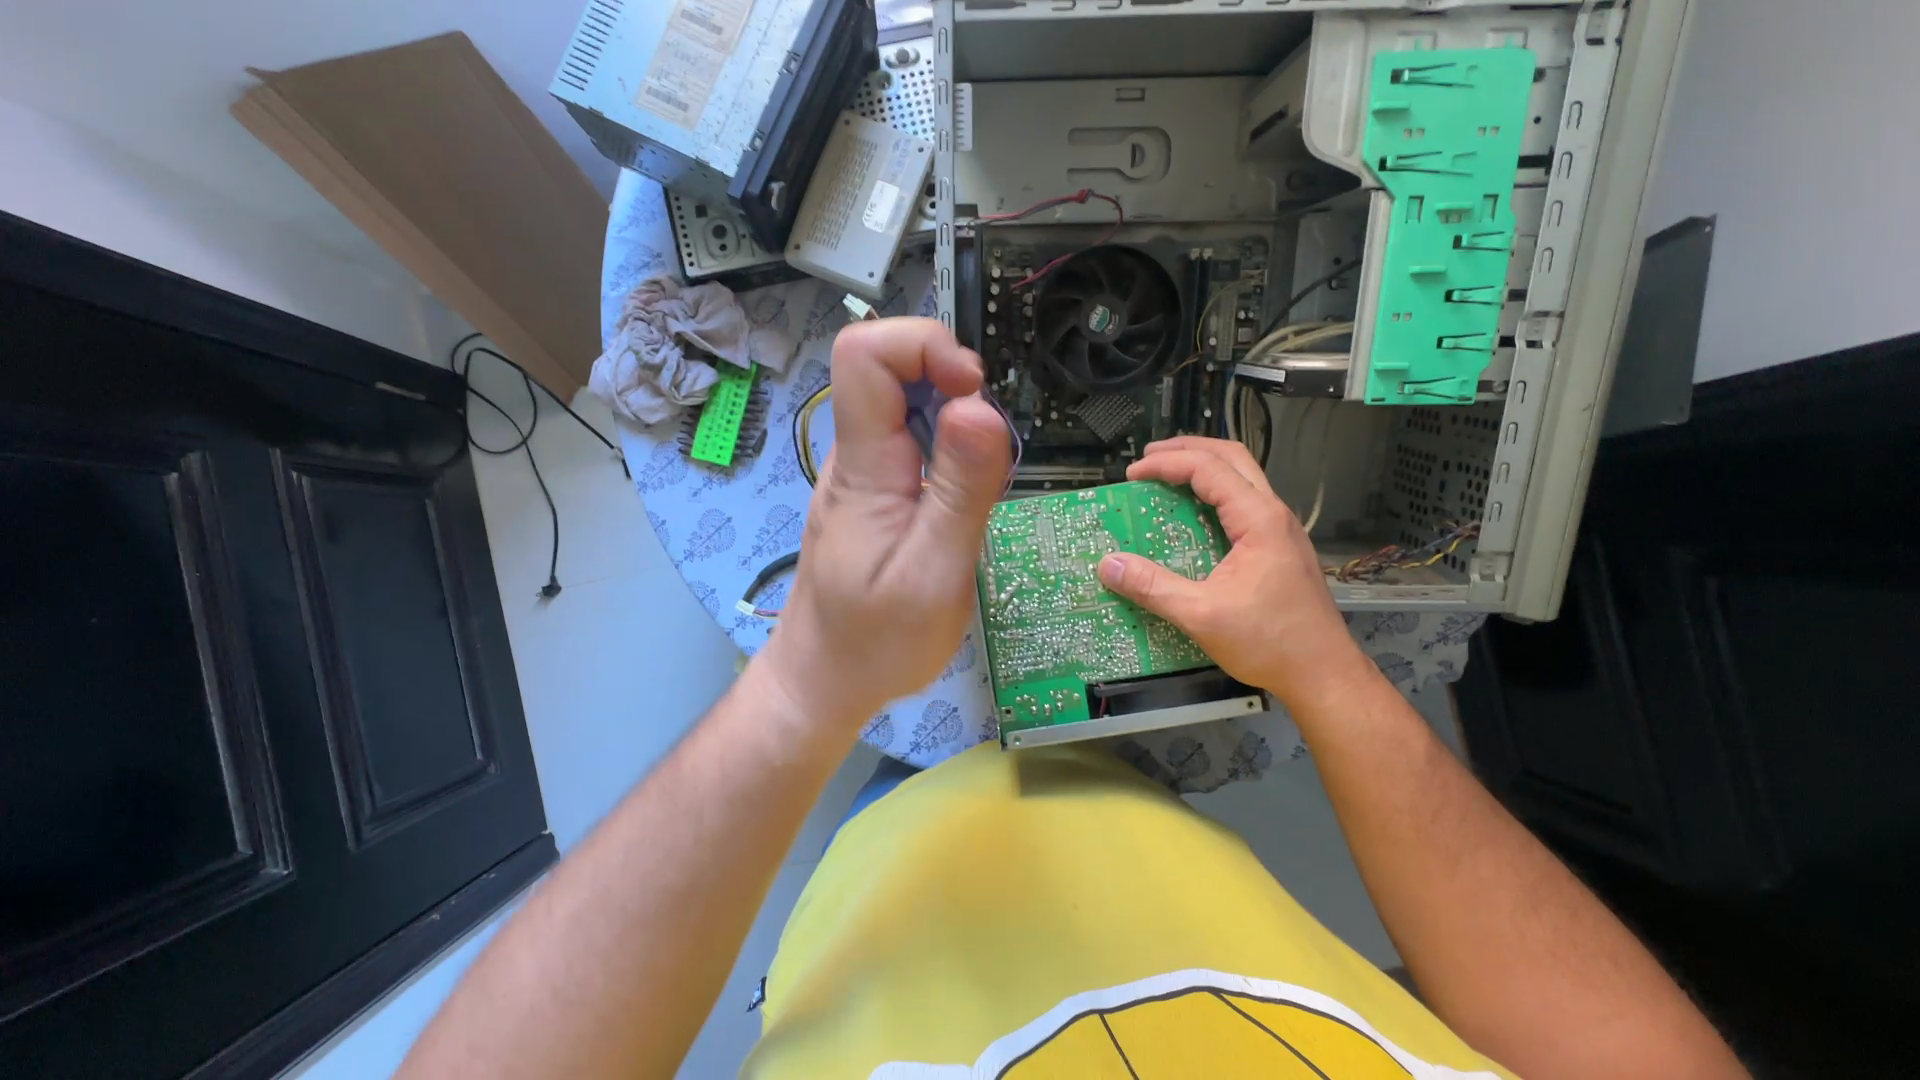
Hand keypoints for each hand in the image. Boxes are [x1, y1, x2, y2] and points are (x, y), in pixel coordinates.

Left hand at [757, 318, 1009, 726]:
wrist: (824, 681)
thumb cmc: (877, 641)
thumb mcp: (934, 573)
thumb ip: (961, 489)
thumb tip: (979, 407)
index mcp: (864, 466)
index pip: (866, 355)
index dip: (924, 348)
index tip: (974, 391)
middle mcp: (856, 456)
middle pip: (890, 369)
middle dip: (952, 383)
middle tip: (990, 444)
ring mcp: (864, 474)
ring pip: (906, 406)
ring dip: (956, 420)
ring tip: (981, 479)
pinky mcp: (876, 495)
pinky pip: (912, 443)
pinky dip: (949, 450)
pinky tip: (963, 497)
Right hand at [1096, 437, 1372, 710]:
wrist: (1324, 673)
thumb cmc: (1271, 642)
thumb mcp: (1202, 615)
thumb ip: (1153, 587)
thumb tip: (1109, 565)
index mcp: (1259, 520)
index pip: (1209, 468)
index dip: (1166, 464)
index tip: (1132, 474)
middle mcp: (1274, 515)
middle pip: (1232, 458)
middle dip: (1188, 449)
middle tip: (1149, 457)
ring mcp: (1281, 531)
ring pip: (1243, 478)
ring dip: (1204, 469)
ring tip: (1168, 477)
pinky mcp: (1280, 549)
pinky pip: (1245, 504)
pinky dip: (1215, 495)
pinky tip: (1194, 516)